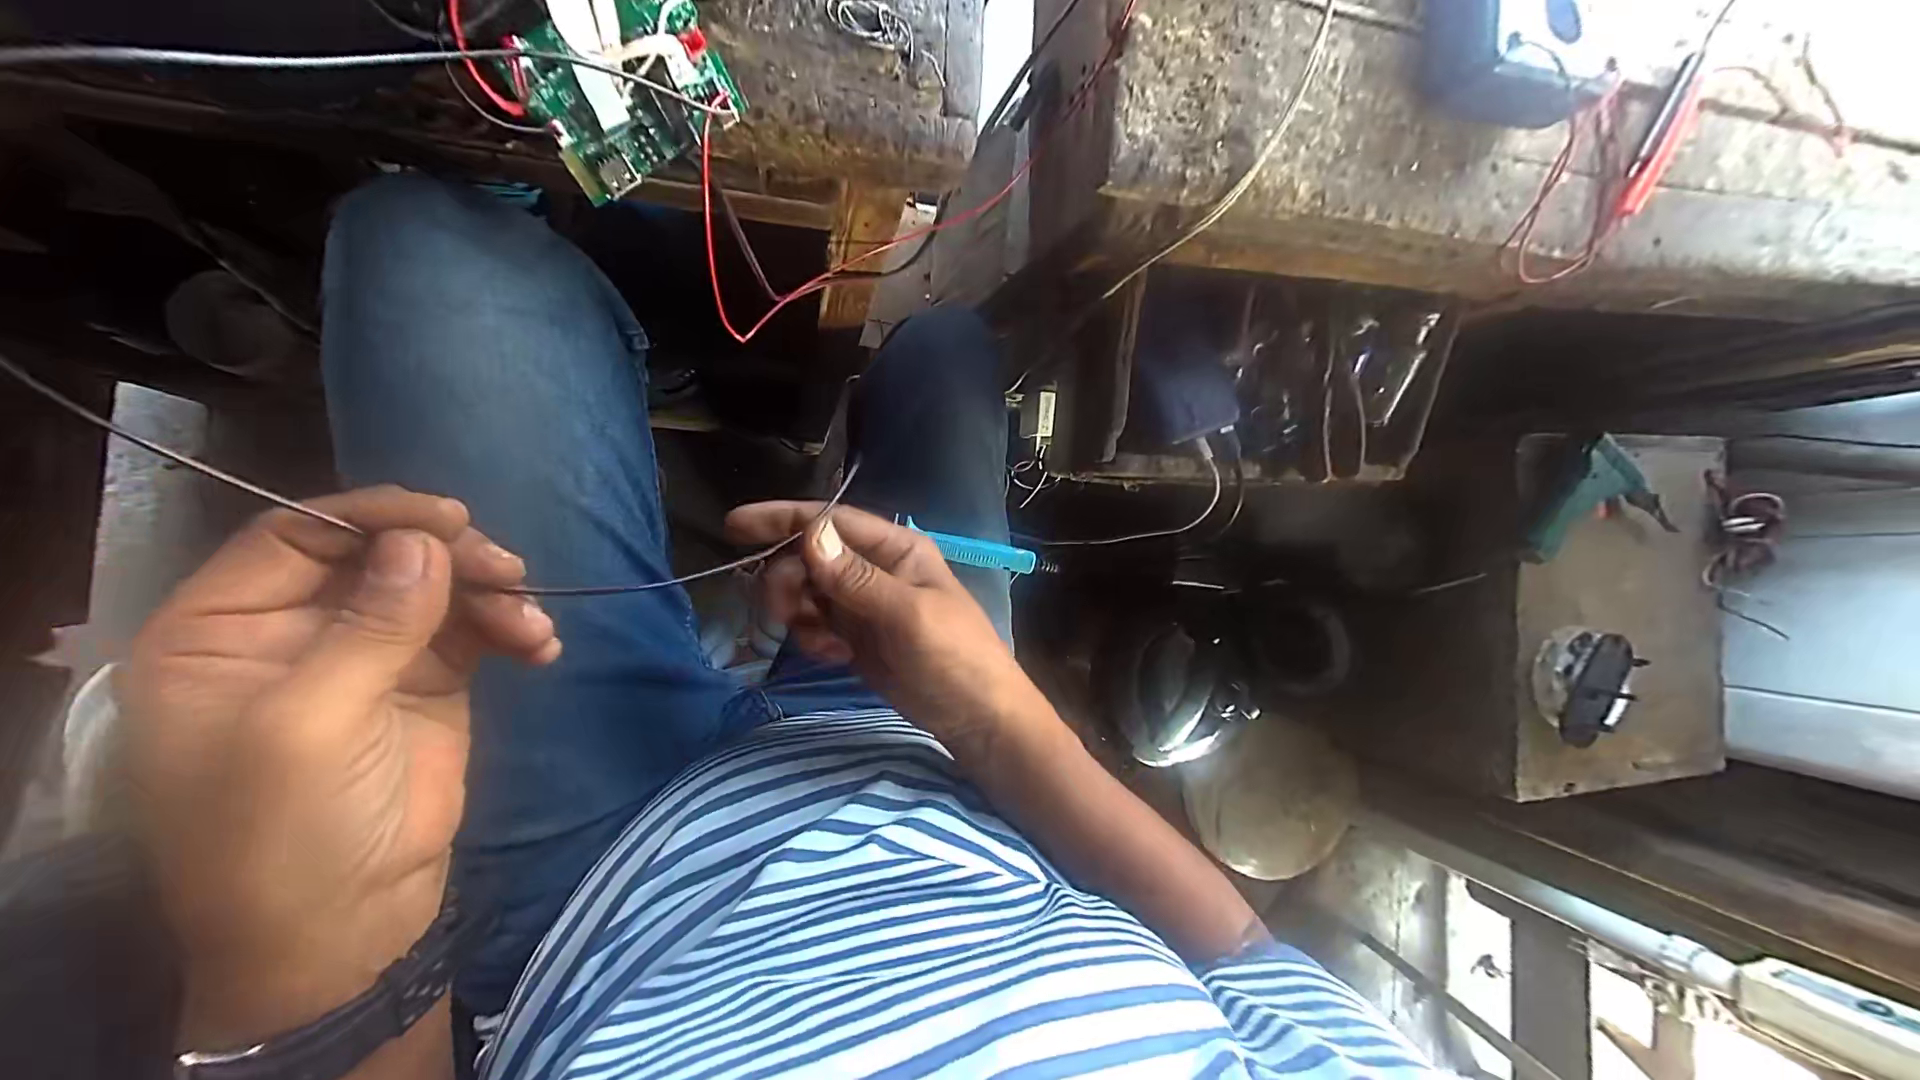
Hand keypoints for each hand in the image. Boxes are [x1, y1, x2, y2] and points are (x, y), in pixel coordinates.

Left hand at [119, 486, 559, 1046]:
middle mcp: (300, 629)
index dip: (374, 516)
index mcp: (226, 632)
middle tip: (510, 575)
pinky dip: (514, 630)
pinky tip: (542, 651)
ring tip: (531, 630)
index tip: (452, 517)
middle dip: (454, 559)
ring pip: (442, 588)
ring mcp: (373, 653)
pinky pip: (478, 629)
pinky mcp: (432, 678)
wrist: (348, 919)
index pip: (297, 538)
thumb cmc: (287, 830)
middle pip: (386, 555)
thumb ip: (368, 628)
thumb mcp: (311, 727)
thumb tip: (425, 543)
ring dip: (495, 598)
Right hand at [725, 502, 1050, 746]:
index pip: (830, 521)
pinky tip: (836, 657)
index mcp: (896, 548)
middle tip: (786, 616)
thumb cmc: (955, 657)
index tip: (733, 525)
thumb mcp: (909, 616)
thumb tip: (810, 533)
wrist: (976, 717)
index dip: (781, 519)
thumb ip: (857, 578)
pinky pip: (814, 623)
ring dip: (799, 616)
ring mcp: (863, 602)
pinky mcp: (855, 634)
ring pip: (806, 591)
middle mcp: (875, 567)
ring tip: (826, 646)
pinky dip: (813, 638)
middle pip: (808, 557)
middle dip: (788, 582)